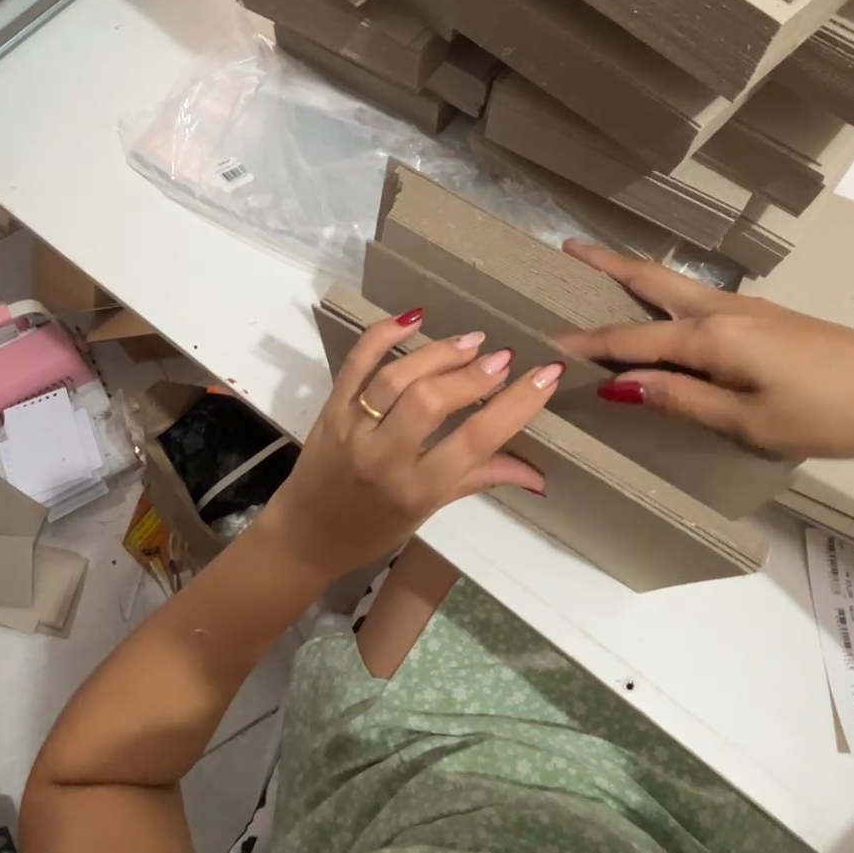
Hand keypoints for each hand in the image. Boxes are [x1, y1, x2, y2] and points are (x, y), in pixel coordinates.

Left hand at [263, 309, 564, 579]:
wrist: (307, 535)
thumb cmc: (373, 530)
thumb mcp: (428, 512)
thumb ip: (480, 479)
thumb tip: (538, 474)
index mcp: (418, 489)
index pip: (477, 440)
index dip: (517, 403)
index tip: (547, 374)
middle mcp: (384, 457)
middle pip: (433, 401)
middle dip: (475, 375)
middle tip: (503, 357)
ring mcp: (353, 428)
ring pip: (396, 378)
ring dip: (438, 353)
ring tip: (471, 341)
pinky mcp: (331, 408)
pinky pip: (355, 363)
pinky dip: (382, 334)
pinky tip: (413, 317)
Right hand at [555, 241, 853, 463]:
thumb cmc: (830, 415)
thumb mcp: (748, 422)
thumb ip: (680, 399)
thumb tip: (618, 385)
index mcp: (712, 337)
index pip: (629, 340)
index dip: (584, 343)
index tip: (542, 340)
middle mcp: (723, 310)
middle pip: (651, 280)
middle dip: (606, 264)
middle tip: (567, 249)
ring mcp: (749, 309)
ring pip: (675, 285)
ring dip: (633, 275)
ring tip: (600, 272)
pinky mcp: (768, 318)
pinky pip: (697, 299)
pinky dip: (663, 294)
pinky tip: (662, 312)